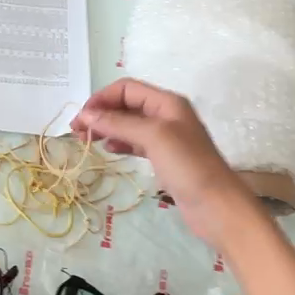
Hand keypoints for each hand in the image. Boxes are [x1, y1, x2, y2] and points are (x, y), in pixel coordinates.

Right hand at [71, 78, 257, 249]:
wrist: (217, 206)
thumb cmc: (188, 166)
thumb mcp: (153, 137)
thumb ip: (119, 123)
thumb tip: (87, 115)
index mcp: (167, 102)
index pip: (127, 88)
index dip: (101, 98)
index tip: (80, 117)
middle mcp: (166, 115)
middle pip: (126, 104)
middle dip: (101, 113)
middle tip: (77, 131)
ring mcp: (166, 137)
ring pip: (129, 124)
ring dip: (107, 128)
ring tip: (87, 141)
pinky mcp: (164, 158)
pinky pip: (136, 142)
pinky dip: (119, 142)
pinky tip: (108, 149)